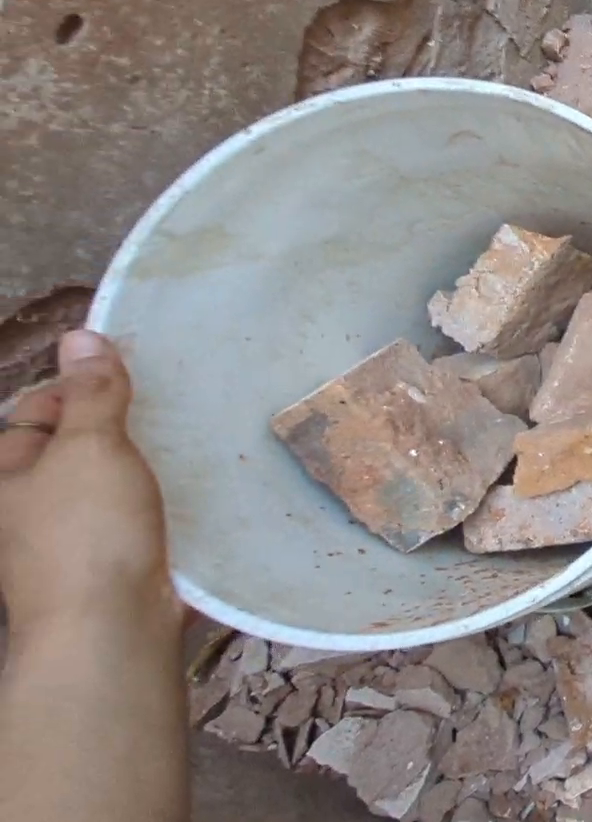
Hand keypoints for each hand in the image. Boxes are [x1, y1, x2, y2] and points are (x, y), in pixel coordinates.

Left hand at [0, 331, 177, 635]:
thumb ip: (92, 395)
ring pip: (117, 472)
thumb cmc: (85, 530)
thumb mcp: (88, 450)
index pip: (37, 410)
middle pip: (80, 441)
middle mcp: (32, 498)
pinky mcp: (120, 546)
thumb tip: (83, 335)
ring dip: (156, 455)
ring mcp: (77, 526)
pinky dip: (171, 487)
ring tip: (207, 432)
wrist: (110, 618)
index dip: (83, 385)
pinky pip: (144, 502)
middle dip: (128, 420)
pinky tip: (208, 477)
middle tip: (186, 398)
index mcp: (7, 475)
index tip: (142, 372)